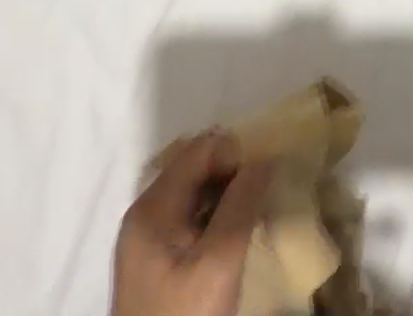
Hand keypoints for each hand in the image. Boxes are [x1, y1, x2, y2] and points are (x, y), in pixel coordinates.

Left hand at [113, 131, 273, 315]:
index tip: (267, 174)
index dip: (236, 154)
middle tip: (265, 191)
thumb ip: (240, 206)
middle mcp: (145, 212)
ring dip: (228, 190)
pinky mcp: (156, 256)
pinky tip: (237, 229)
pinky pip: (190, 214)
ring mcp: (148, 236)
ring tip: (257, 208)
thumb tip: (264, 158)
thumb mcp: (219, 263)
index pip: (199, 150)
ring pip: (194, 189)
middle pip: (194, 166)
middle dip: (233, 169)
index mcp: (152, 208)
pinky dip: (216, 211)